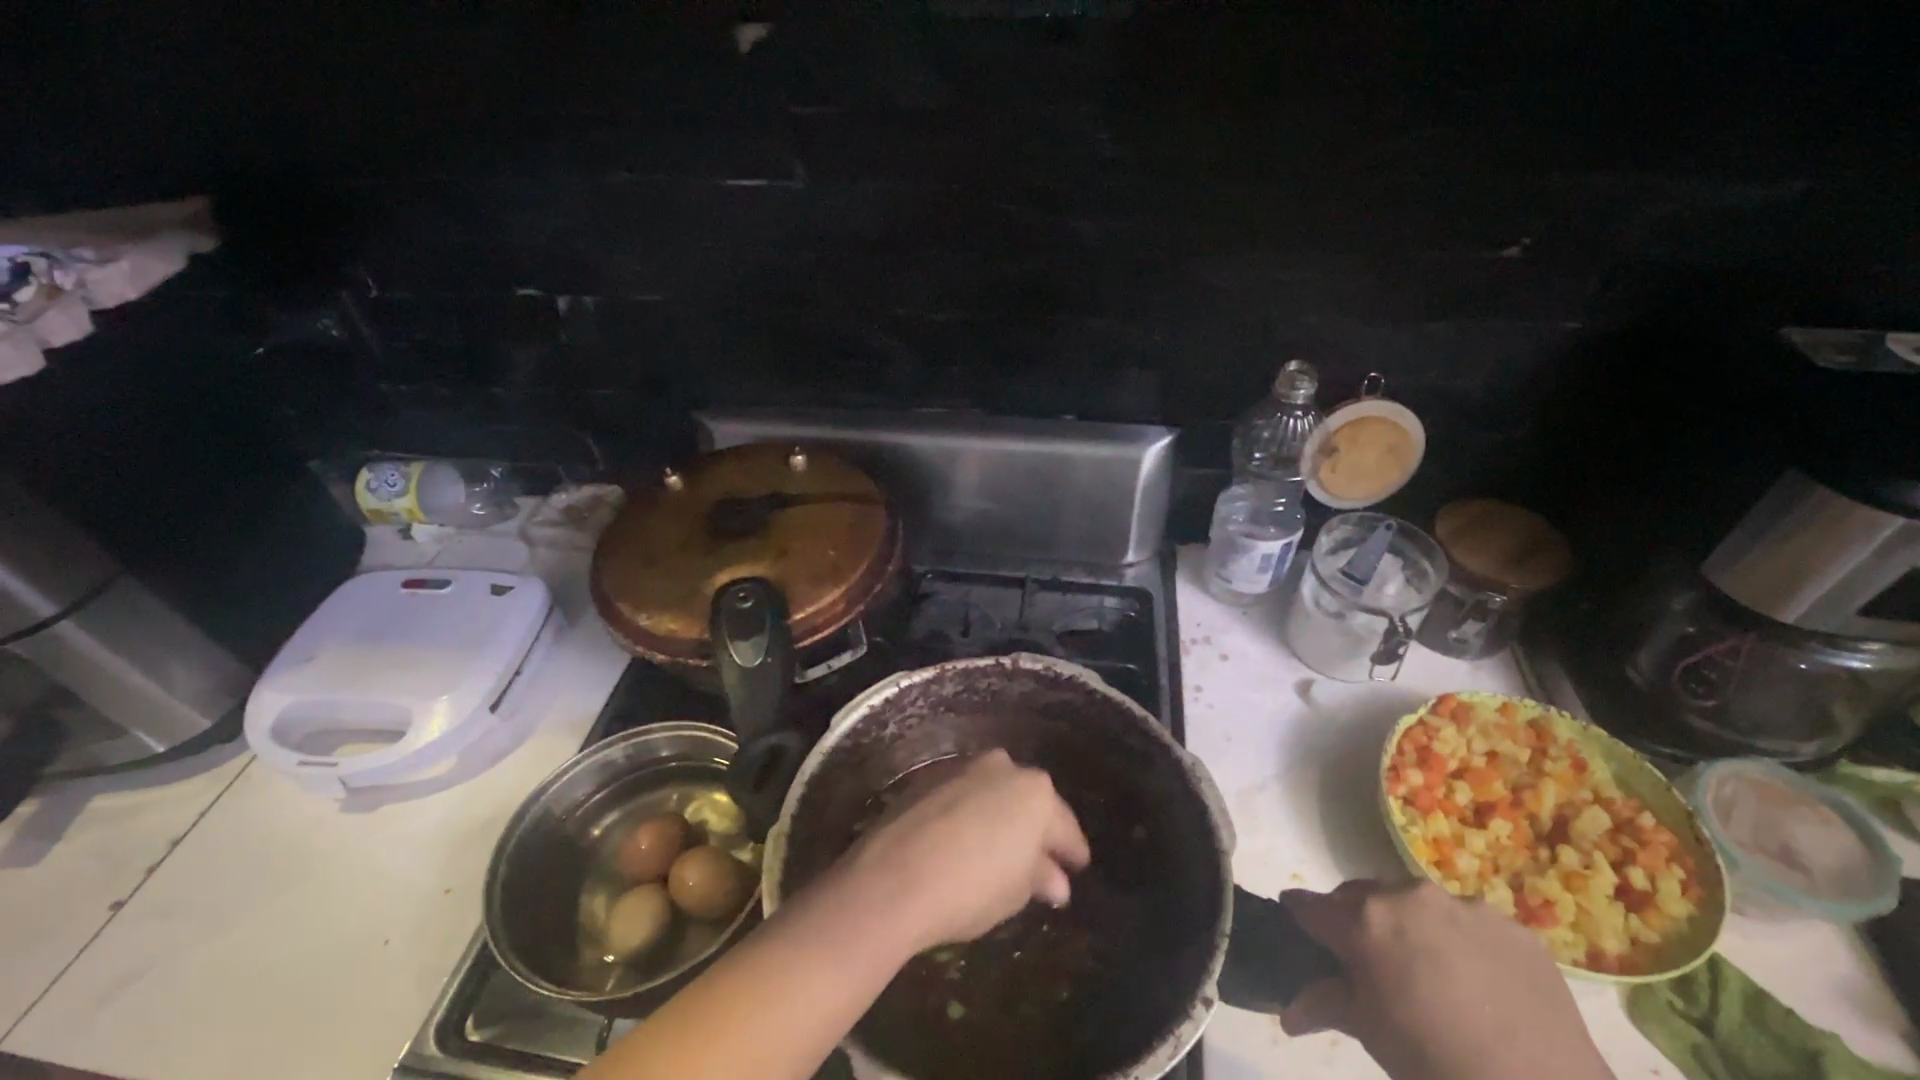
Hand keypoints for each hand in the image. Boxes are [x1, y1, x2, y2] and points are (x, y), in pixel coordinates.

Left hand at [836, 749, 1090, 952]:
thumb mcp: (1016, 891)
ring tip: (1000, 853)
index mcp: (1035, 792)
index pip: (1064, 825)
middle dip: (1034, 830)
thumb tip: (1054, 880)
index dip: (1072, 850)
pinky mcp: (924, 779)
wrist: (891, 881)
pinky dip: (967, 816)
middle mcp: (1001, 768)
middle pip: (1026, 801)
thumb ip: (1039, 877)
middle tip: (1041, 861)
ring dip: (998, 819)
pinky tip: (965, 842)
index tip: (1077, 866)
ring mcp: (959, 769)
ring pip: (991, 794)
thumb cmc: (971, 888)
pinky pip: (960, 798)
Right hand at [1281, 880, 1614, 1079]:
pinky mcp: (1513, 926)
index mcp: (1364, 921)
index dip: (1299, 915)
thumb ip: (1327, 1005)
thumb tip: (1291, 1013)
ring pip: (1418, 904)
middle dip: (1355, 918)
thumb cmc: (1434, 1062)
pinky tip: (1475, 982)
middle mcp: (1410, 897)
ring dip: (1409, 925)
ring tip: (1425, 971)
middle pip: (1364, 895)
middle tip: (1362, 958)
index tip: (1296, 923)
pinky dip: (1460, 941)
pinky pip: (1470, 923)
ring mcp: (1467, 907)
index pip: (1311, 906)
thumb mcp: (1370, 1034)